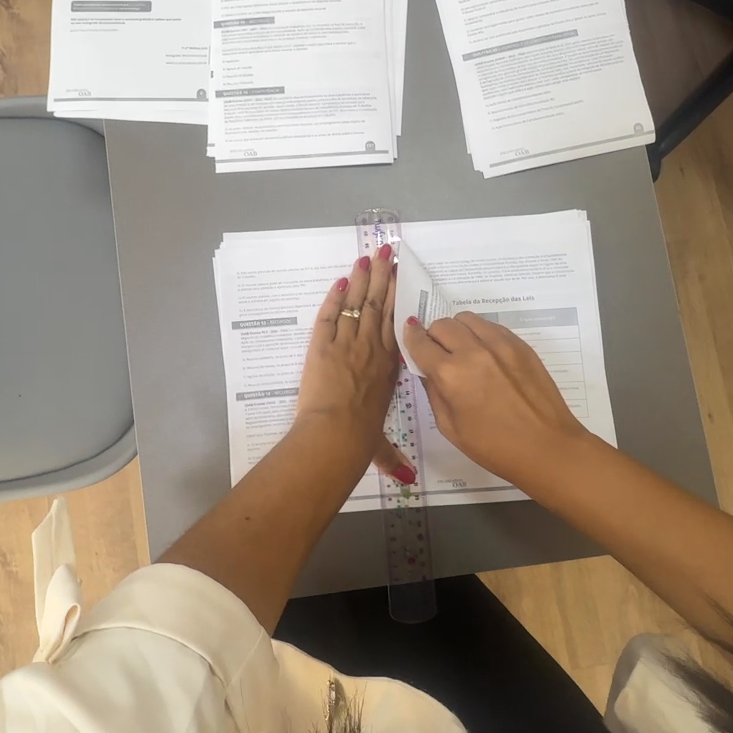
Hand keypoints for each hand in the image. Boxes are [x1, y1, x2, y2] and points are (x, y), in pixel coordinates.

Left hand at [295, 244, 412, 481]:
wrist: (336, 433)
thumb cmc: (361, 438)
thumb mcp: (380, 446)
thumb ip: (393, 459)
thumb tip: (410, 481)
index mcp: (389, 365)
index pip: (396, 323)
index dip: (398, 298)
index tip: (401, 277)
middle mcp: (372, 348)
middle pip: (379, 304)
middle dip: (383, 276)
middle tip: (386, 251)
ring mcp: (347, 342)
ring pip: (358, 303)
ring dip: (362, 279)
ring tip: (368, 257)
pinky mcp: (322, 343)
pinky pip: (330, 315)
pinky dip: (335, 297)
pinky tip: (340, 282)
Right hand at [401, 312, 593, 490]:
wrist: (547, 448)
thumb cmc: (494, 447)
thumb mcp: (450, 428)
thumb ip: (433, 392)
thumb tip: (426, 369)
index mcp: (450, 375)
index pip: (420, 342)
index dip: (412, 339)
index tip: (412, 340)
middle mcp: (473, 351)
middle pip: (442, 324)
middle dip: (434, 336)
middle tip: (440, 354)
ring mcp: (500, 344)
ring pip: (467, 318)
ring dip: (458, 330)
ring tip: (464, 351)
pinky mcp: (520, 344)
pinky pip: (491, 326)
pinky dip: (481, 333)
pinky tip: (487, 355)